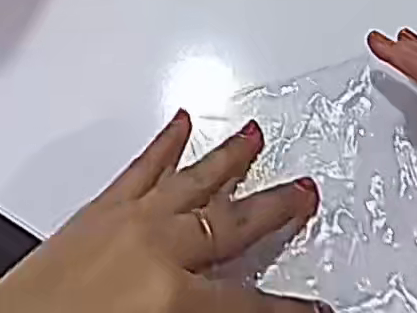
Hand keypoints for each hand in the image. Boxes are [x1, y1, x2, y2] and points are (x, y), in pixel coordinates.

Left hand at [0, 111, 327, 312]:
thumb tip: (232, 305)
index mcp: (173, 297)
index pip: (248, 304)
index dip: (287, 307)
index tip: (314, 306)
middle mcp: (157, 244)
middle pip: (229, 222)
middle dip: (271, 207)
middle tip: (303, 190)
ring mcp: (129, 216)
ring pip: (191, 178)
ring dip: (226, 157)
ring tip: (253, 135)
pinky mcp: (102, 204)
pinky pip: (142, 166)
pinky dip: (164, 142)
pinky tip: (179, 123)